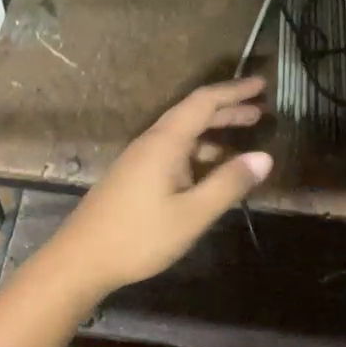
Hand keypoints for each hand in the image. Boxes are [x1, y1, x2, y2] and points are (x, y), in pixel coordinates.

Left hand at [37, 76, 272, 302]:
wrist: (81, 260)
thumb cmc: (139, 236)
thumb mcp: (192, 214)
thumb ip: (229, 183)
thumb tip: (264, 157)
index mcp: (165, 142)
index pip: (203, 102)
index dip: (234, 91)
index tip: (262, 85)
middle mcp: (151, 142)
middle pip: (193, 114)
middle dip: (228, 110)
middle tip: (261, 111)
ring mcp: (140, 160)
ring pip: (183, 136)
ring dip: (214, 134)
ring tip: (244, 142)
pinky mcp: (134, 177)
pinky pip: (174, 153)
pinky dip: (199, 153)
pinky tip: (211, 172)